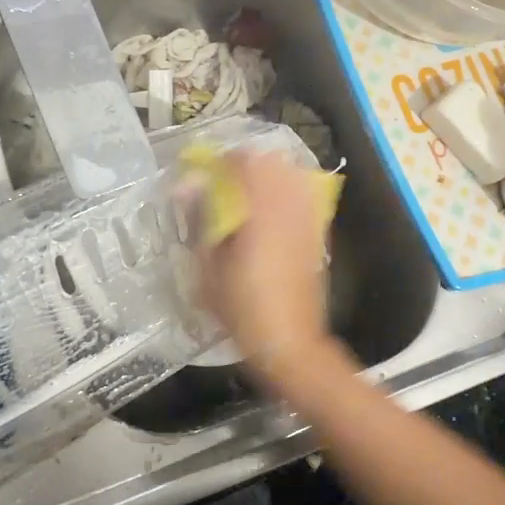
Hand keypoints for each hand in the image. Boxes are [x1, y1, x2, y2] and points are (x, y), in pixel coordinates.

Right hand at [195, 152, 353, 384]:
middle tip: (225, 179)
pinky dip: (287, 192)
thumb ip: (200, 222)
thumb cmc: (243, 310)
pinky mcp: (317, 236)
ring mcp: (307, 221)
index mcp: (258, 214)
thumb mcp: (209, 269)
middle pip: (272, 161)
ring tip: (248, 191)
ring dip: (268, 175)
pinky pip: (305, 198)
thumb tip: (187, 188)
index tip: (204, 171)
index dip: (222, 159)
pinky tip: (271, 211)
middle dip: (246, 163)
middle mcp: (287, 209)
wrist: (291, 344)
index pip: (245, 162)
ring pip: (292, 175)